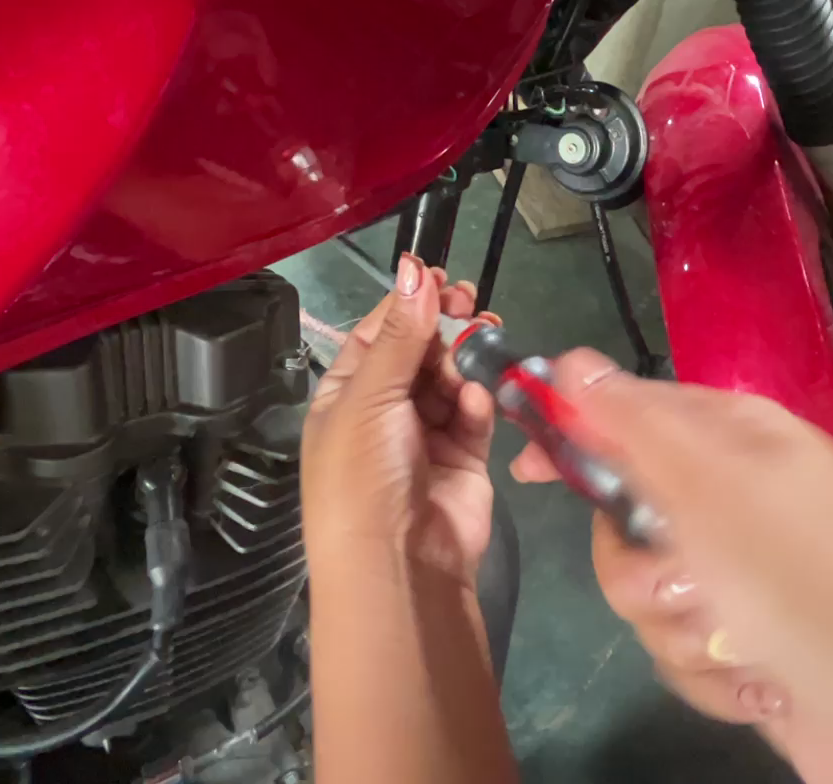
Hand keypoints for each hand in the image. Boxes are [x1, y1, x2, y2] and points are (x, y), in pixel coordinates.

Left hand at [301, 255, 500, 587]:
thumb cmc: (365, 472)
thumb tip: (413, 267)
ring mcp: (426, 432)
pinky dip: (479, 402)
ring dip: (467, 359)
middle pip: (421, 351)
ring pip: (453, 377)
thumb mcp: (371, 396)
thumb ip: (401, 334)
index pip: (379, 333)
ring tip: (485, 340)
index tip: (441, 278)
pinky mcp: (464, 455)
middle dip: (446, 326)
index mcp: (347, 392)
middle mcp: (384, 408)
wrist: (398, 565)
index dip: (409, 304)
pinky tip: (480, 400)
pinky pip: (474, 414)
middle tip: (472, 303)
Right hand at [510, 350, 832, 783]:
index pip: (628, 410)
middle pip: (624, 510)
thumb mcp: (711, 491)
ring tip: (734, 643)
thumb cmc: (812, 586)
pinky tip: (757, 683)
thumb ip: (632, 423)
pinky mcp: (747, 640)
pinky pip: (679, 641)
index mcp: (734, 439)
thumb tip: (571, 359)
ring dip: (675, 622)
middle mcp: (735, 497)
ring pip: (645, 585)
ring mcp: (744, 572)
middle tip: (678, 576)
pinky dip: (707, 669)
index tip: (527, 464)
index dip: (573, 431)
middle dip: (636, 558)